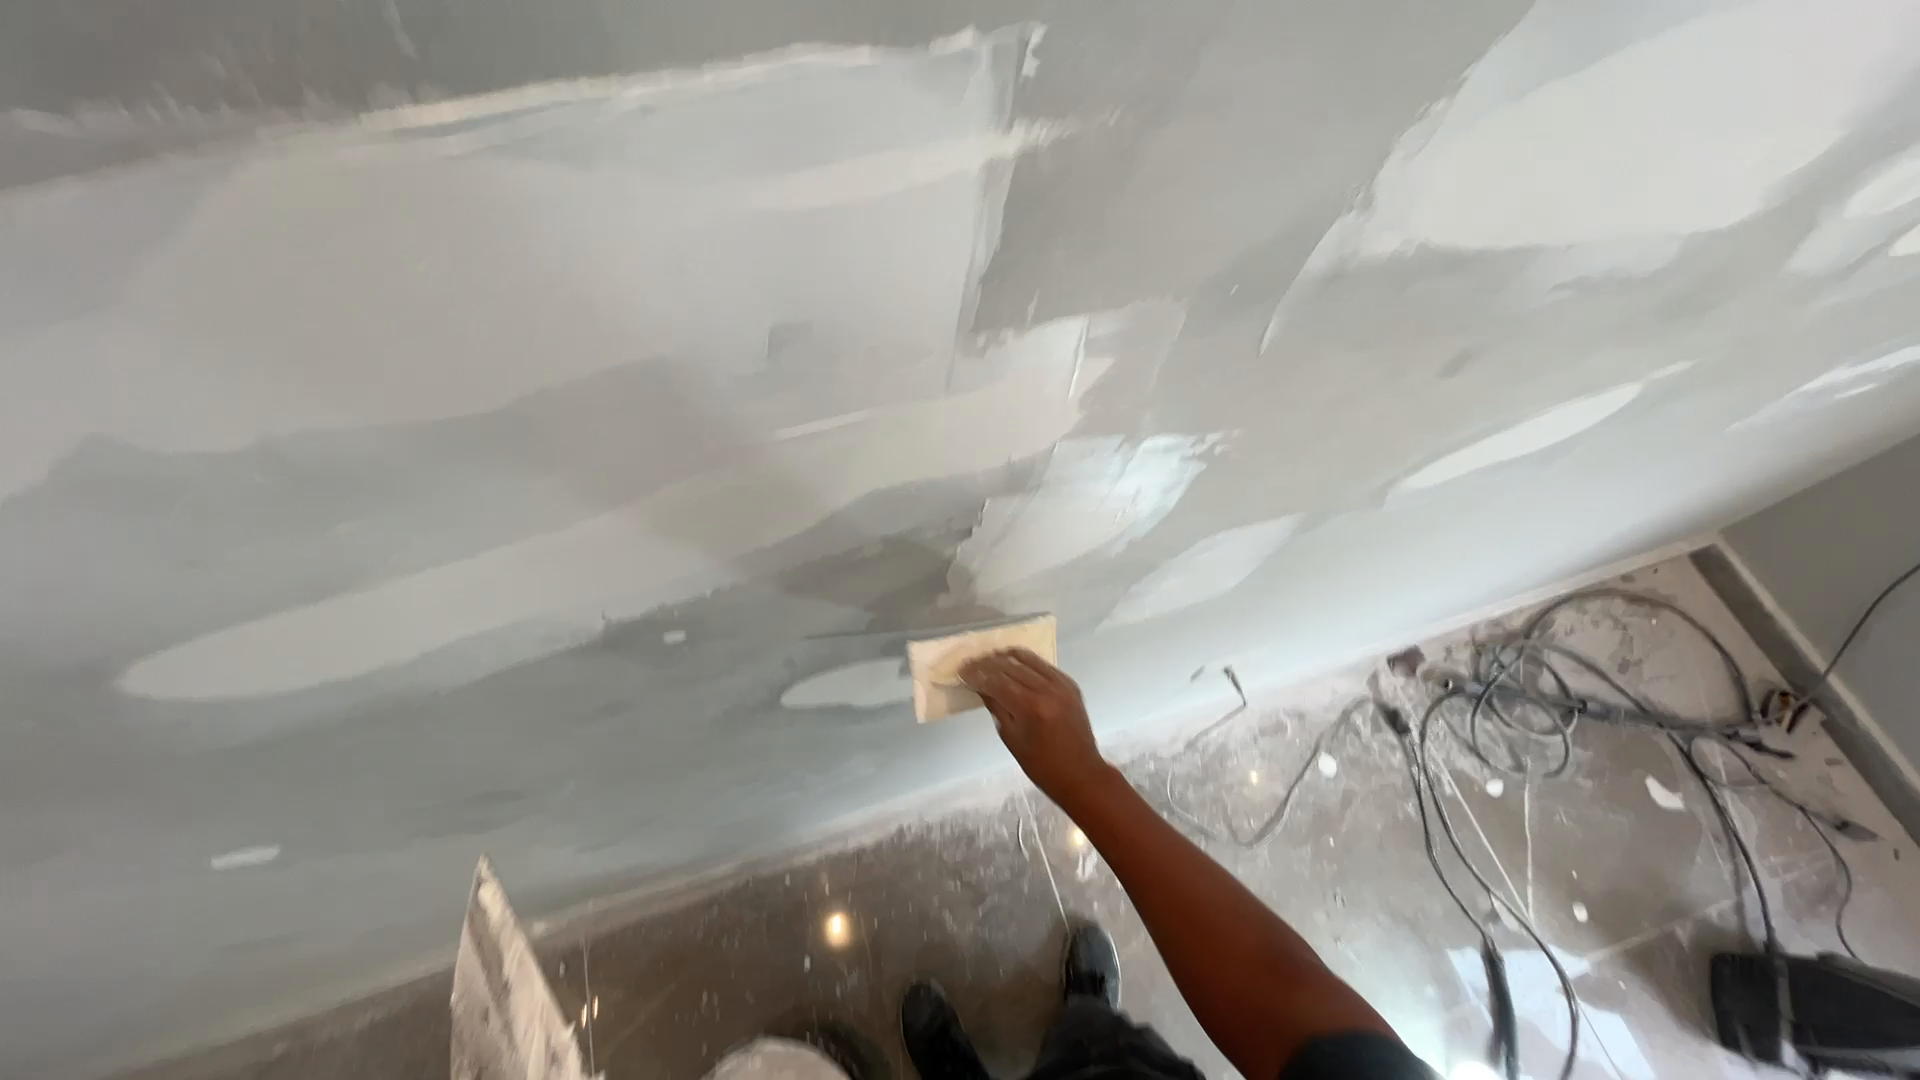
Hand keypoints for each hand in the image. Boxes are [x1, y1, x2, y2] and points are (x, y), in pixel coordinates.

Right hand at [959, 648, 1110, 798]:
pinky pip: (1043, 665)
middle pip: (1011, 666)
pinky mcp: (1070, 684)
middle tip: (971, 662)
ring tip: (989, 658)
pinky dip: (1026, 662)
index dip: (977, 674)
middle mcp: (1047, 690)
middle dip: (988, 663)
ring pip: (1028, 659)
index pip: (997, 681)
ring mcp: (1061, 684)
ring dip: (1006, 657)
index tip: (962, 670)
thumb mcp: (1011, 738)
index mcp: (1031, 707)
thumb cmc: (1042, 765)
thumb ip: (996, 706)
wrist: (1081, 773)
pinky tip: (1013, 663)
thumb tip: (980, 686)